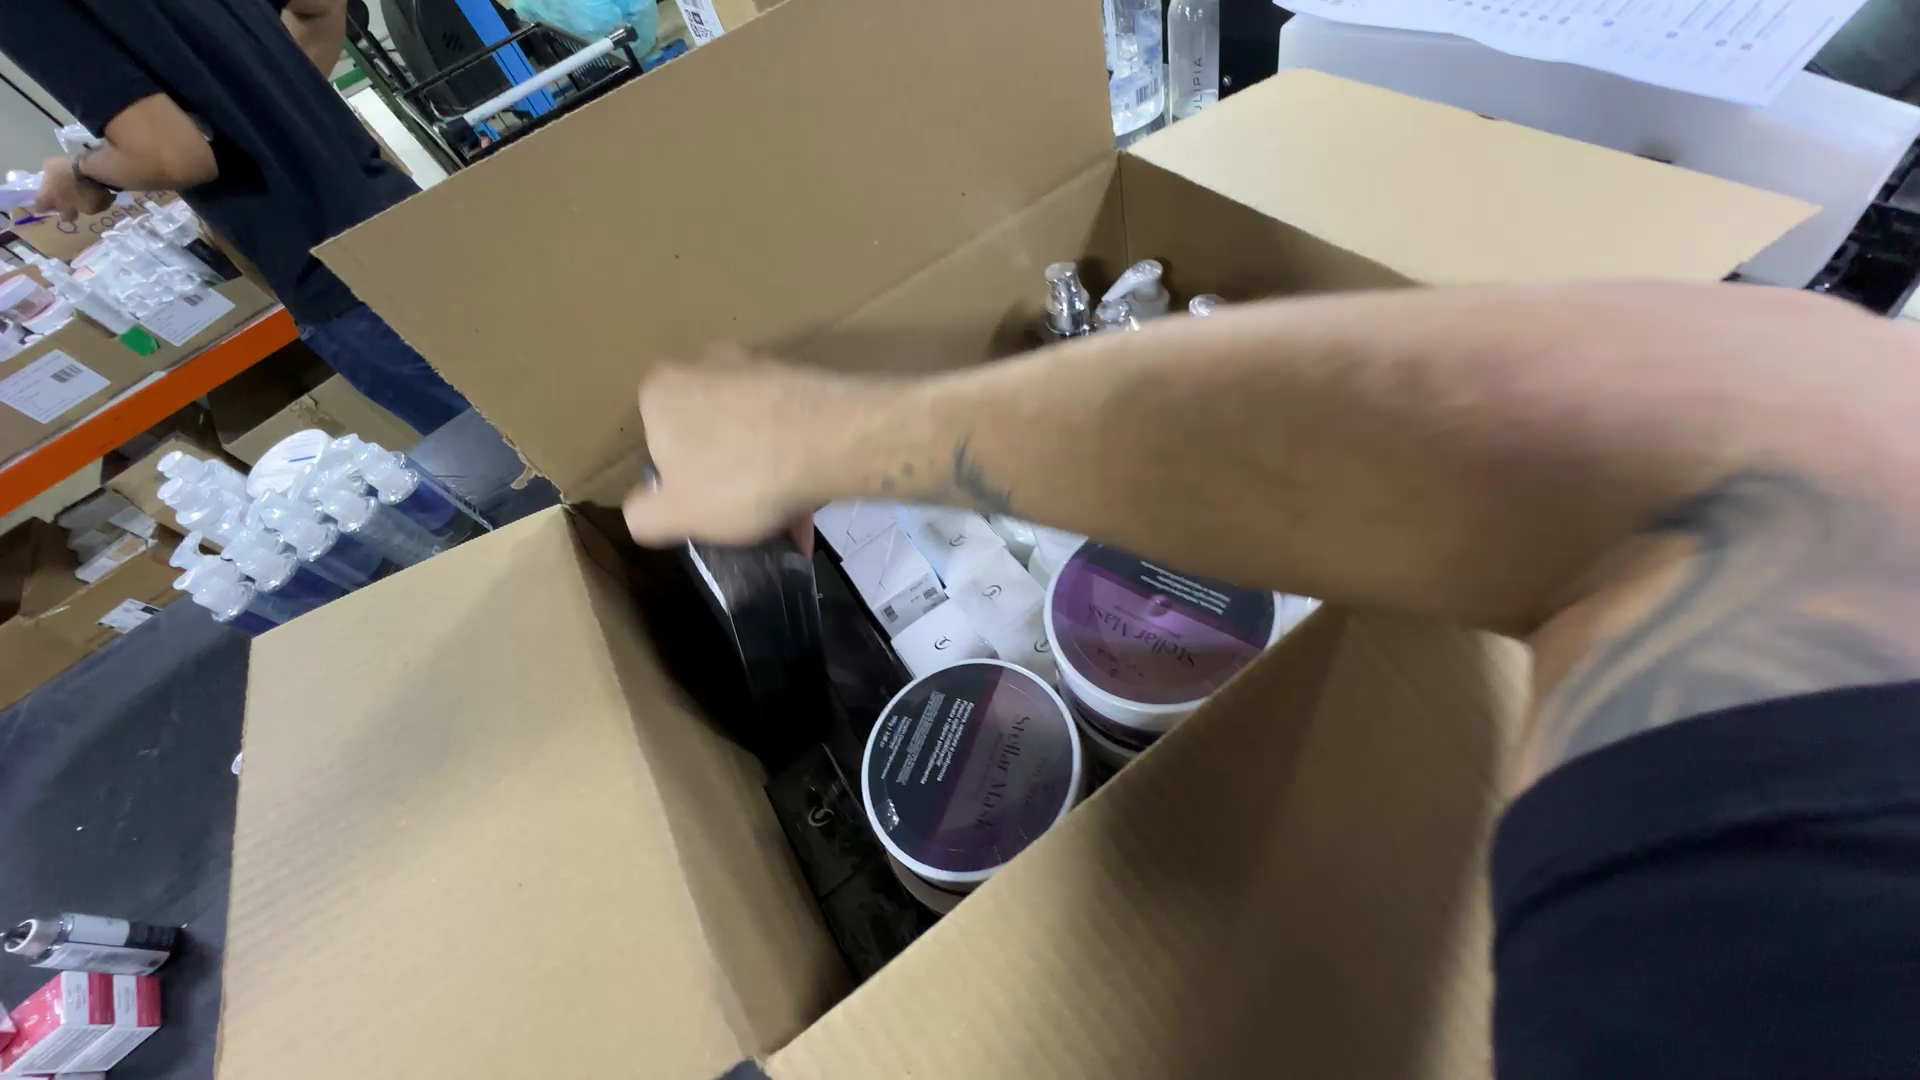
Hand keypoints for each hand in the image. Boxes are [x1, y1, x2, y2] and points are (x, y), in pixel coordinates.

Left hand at [33, 155, 112, 221]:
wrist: (92, 171)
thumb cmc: (64, 167)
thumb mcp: (49, 167)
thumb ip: (50, 179)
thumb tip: (53, 181)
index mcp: (49, 198)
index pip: (40, 208)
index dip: (42, 206)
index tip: (45, 202)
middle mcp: (67, 207)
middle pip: (66, 217)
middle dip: (66, 213)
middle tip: (68, 204)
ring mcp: (86, 209)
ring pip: (84, 211)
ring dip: (84, 206)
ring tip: (87, 196)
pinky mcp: (102, 207)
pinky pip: (100, 206)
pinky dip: (99, 202)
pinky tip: (99, 194)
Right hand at [623, 346, 886, 546]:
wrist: (834, 441)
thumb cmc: (741, 477)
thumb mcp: (674, 515)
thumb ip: (644, 515)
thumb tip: (645, 508)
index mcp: (662, 389)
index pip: (658, 444)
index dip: (680, 484)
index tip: (707, 511)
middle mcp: (707, 364)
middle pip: (710, 437)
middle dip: (729, 480)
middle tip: (750, 519)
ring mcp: (761, 367)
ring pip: (755, 434)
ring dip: (767, 477)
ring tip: (789, 521)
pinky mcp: (806, 380)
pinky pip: (791, 430)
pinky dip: (796, 463)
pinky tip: (811, 503)